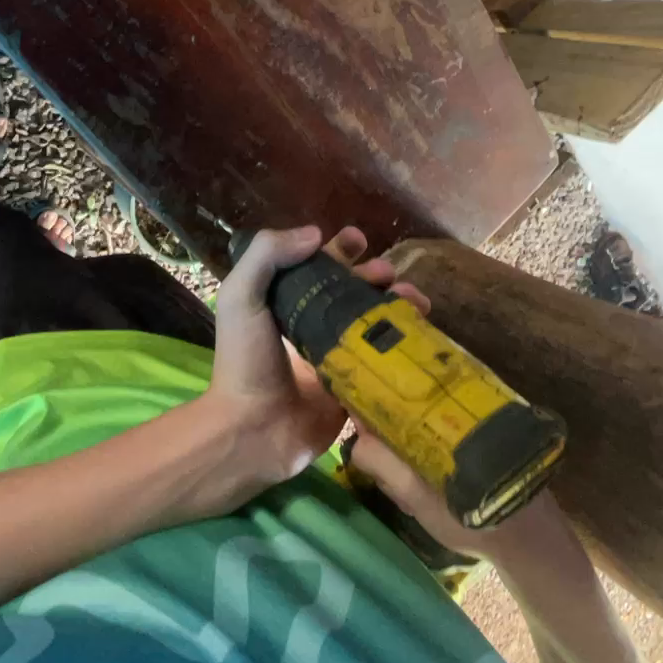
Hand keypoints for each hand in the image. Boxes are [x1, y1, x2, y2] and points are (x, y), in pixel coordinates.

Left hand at [201, 225, 428, 498]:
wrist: (254, 429)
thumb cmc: (244, 361)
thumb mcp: (241, 298)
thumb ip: (267, 256)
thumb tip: (315, 233)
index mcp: (286, 303)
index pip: (317, 267)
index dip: (339, 250)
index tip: (358, 241)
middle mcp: (313, 326)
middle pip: (353, 291)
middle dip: (375, 276)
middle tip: (386, 276)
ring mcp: (337, 358)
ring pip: (375, 323)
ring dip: (398, 306)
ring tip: (414, 301)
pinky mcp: (357, 387)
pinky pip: (386, 362)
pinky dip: (405, 347)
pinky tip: (421, 336)